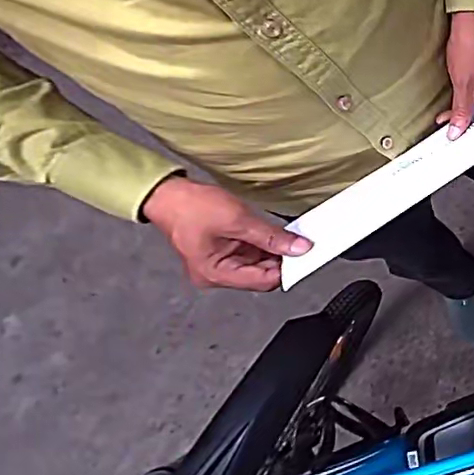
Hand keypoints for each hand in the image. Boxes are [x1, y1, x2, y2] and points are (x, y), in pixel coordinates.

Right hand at [139, 176, 310, 291]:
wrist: (168, 193)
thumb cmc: (190, 207)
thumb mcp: (238, 220)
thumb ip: (270, 236)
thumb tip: (296, 248)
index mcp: (215, 275)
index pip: (262, 281)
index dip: (287, 268)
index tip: (305, 254)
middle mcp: (216, 275)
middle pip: (260, 274)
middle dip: (281, 259)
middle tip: (301, 242)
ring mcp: (218, 264)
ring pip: (257, 263)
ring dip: (273, 250)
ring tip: (287, 236)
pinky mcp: (222, 251)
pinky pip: (249, 253)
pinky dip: (263, 244)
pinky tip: (274, 234)